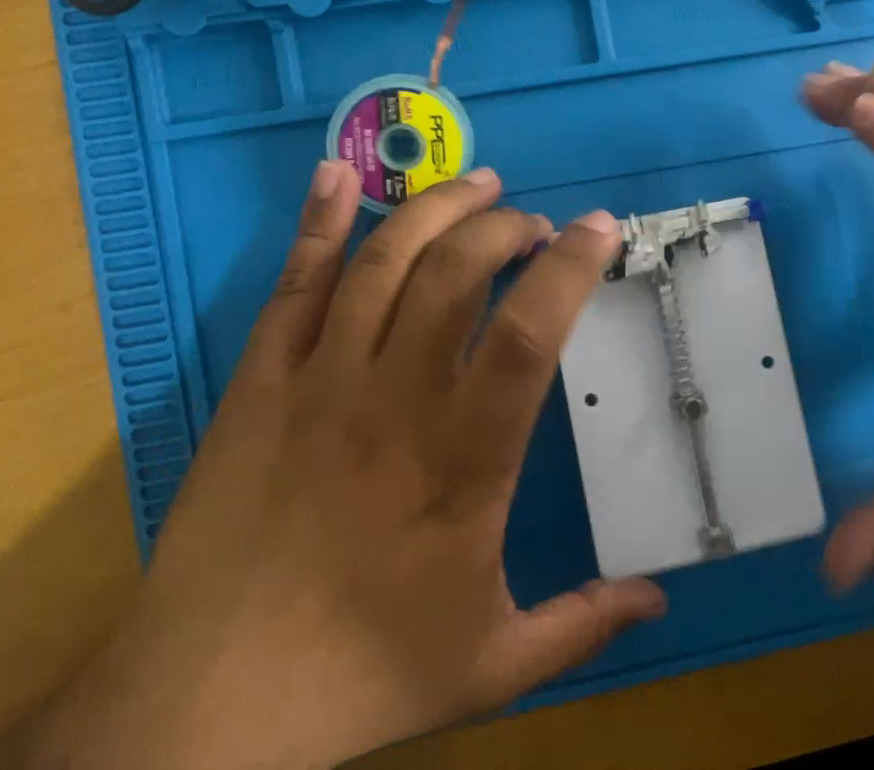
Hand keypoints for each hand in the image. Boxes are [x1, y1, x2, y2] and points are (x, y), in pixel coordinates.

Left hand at [26, 163, 665, 768]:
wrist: (213, 695)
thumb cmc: (364, 673)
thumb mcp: (496, 664)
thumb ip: (583, 624)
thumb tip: (660, 601)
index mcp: (465, 458)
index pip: (528, 334)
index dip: (569, 268)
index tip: (598, 229)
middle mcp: (395, 399)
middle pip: (455, 274)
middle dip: (504, 227)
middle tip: (531, 223)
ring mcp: (319, 382)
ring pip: (381, 262)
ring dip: (433, 209)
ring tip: (474, 185)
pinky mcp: (258, 385)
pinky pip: (293, 286)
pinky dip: (319, 224)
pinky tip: (338, 176)